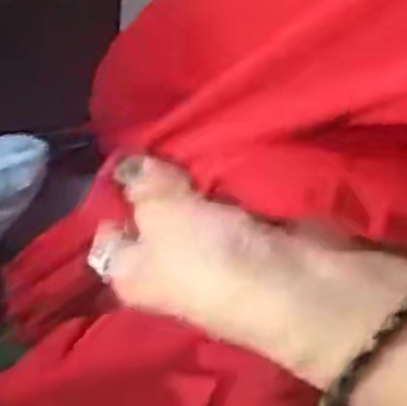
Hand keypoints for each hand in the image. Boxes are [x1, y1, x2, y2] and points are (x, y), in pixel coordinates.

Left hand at [90, 157, 406, 387]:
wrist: (292, 277)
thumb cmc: (211, 258)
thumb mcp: (168, 220)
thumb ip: (149, 189)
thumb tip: (129, 163)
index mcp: (134, 269)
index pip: (114, 228)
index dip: (121, 190)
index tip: (139, 147)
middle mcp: (173, 258)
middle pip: (167, 207)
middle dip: (176, 171)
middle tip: (185, 129)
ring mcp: (221, 242)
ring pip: (210, 197)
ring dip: (216, 169)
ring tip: (220, 128)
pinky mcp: (262, 227)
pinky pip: (247, 193)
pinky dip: (248, 174)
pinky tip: (250, 145)